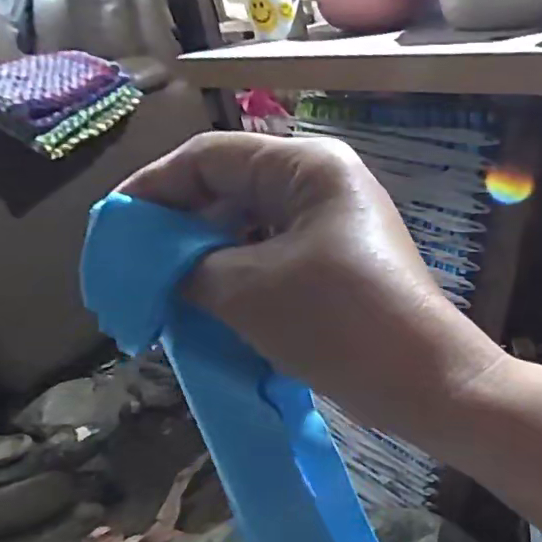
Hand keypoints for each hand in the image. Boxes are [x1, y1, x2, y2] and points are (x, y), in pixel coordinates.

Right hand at [116, 132, 506, 429]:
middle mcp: (326, 188)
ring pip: (254, 236)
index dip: (155, 190)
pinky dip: (243, 286)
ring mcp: (338, 233)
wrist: (427, 384)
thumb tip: (158, 266)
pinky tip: (215, 314)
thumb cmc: (339, 324)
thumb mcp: (248, 290)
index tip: (114, 230)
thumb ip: (189, 268)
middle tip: (139, 274)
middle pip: (233, 195)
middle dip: (182, 234)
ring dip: (210, 267)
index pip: (211, 158)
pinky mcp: (344, 274)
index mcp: (307, 167)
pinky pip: (278, 266)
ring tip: (169, 300)